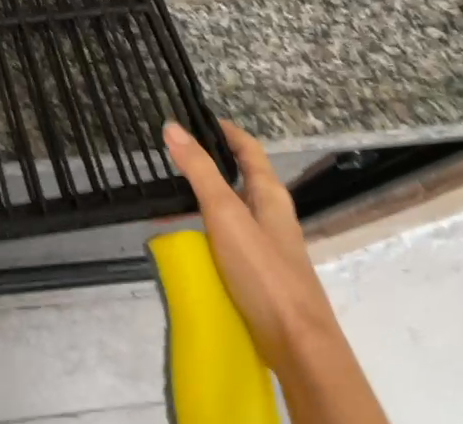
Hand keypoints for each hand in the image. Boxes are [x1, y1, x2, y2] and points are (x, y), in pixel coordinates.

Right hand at [163, 120, 338, 369]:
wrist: (297, 345)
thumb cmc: (264, 272)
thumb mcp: (225, 214)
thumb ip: (200, 171)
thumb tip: (173, 127)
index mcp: (270, 194)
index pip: (248, 148)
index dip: (224, 130)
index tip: (194, 118)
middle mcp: (270, 214)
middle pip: (238, 178)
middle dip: (206, 164)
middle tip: (169, 155)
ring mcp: (265, 245)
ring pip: (229, 210)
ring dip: (200, 199)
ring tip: (166, 195)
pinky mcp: (256, 273)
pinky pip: (224, 240)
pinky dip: (202, 231)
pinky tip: (183, 241)